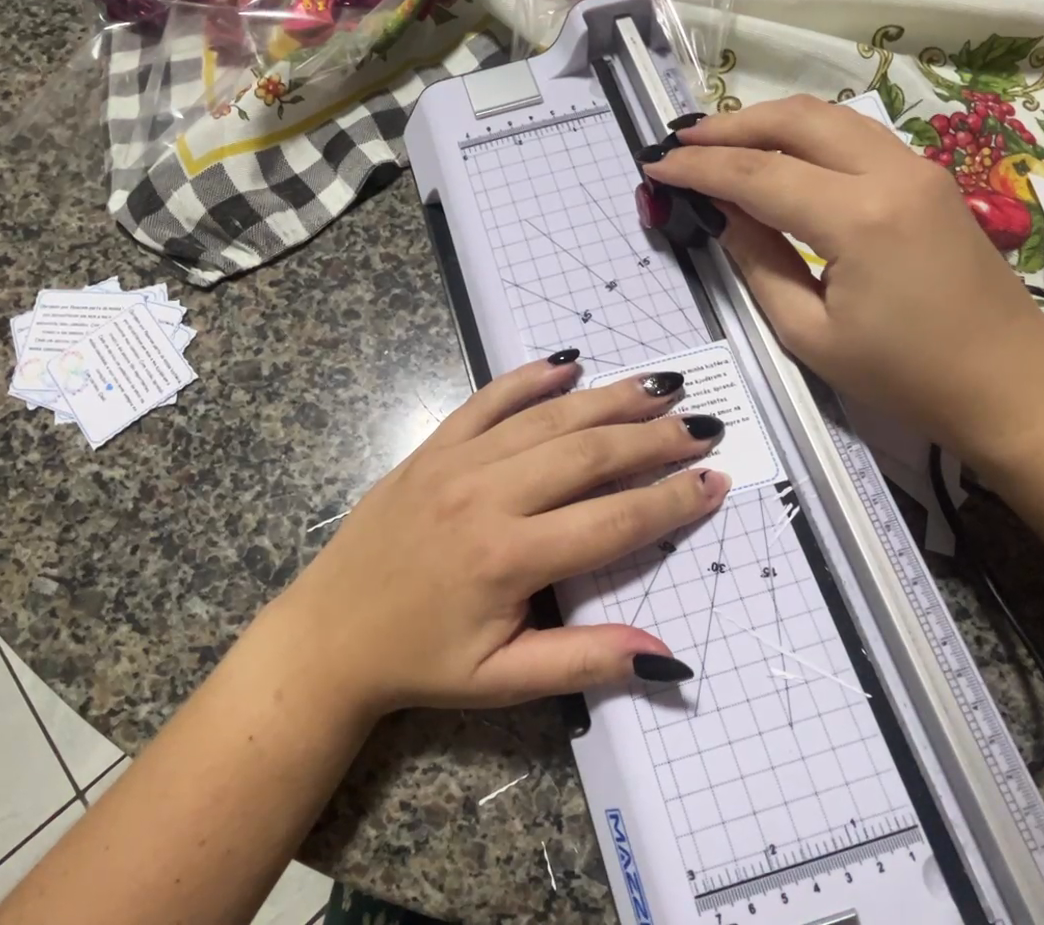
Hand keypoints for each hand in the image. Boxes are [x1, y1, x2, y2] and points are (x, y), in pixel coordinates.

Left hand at [268, 354, 731, 717]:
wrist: (328, 636)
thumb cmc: (419, 662)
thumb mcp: (502, 680)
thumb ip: (584, 661)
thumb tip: (667, 657)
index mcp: (508, 559)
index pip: (612, 522)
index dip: (670, 501)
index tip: (715, 480)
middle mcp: (486, 497)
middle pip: (588, 455)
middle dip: (652, 440)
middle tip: (701, 426)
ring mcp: (454, 463)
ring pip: (547, 419)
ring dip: (608, 400)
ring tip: (658, 388)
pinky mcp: (430, 449)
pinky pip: (487, 400)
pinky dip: (529, 378)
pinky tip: (568, 364)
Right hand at [643, 96, 1043, 466]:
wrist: (1007, 381)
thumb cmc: (904, 375)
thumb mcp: (810, 334)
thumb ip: (759, 263)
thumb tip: (723, 214)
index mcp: (859, 219)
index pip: (758, 173)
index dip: (699, 167)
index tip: (655, 164)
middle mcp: (891, 174)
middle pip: (795, 121)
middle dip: (730, 125)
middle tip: (680, 141)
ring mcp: (918, 168)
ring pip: (828, 118)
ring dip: (768, 122)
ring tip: (717, 141)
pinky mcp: (928, 178)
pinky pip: (854, 136)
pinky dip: (805, 135)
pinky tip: (777, 155)